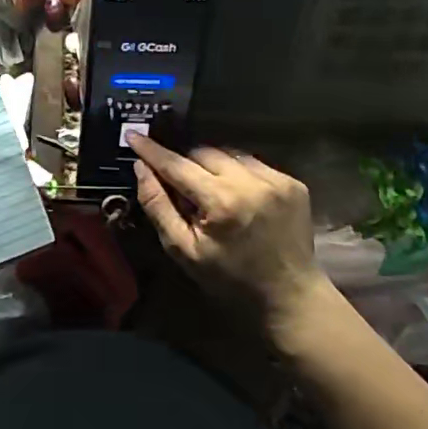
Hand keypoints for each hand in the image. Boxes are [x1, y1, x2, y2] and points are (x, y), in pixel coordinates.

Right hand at [128, 134, 328, 320]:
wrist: (288, 292)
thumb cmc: (228, 277)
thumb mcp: (183, 249)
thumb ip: (158, 206)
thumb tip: (141, 168)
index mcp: (221, 201)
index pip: (178, 165)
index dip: (152, 150)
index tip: (134, 136)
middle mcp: (251, 182)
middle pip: (203, 153)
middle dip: (184, 162)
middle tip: (175, 182)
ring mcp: (277, 179)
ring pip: (229, 153)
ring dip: (210, 164)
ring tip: (205, 188)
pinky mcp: (293, 182)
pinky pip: (252, 163)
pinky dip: (236, 171)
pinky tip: (234, 193)